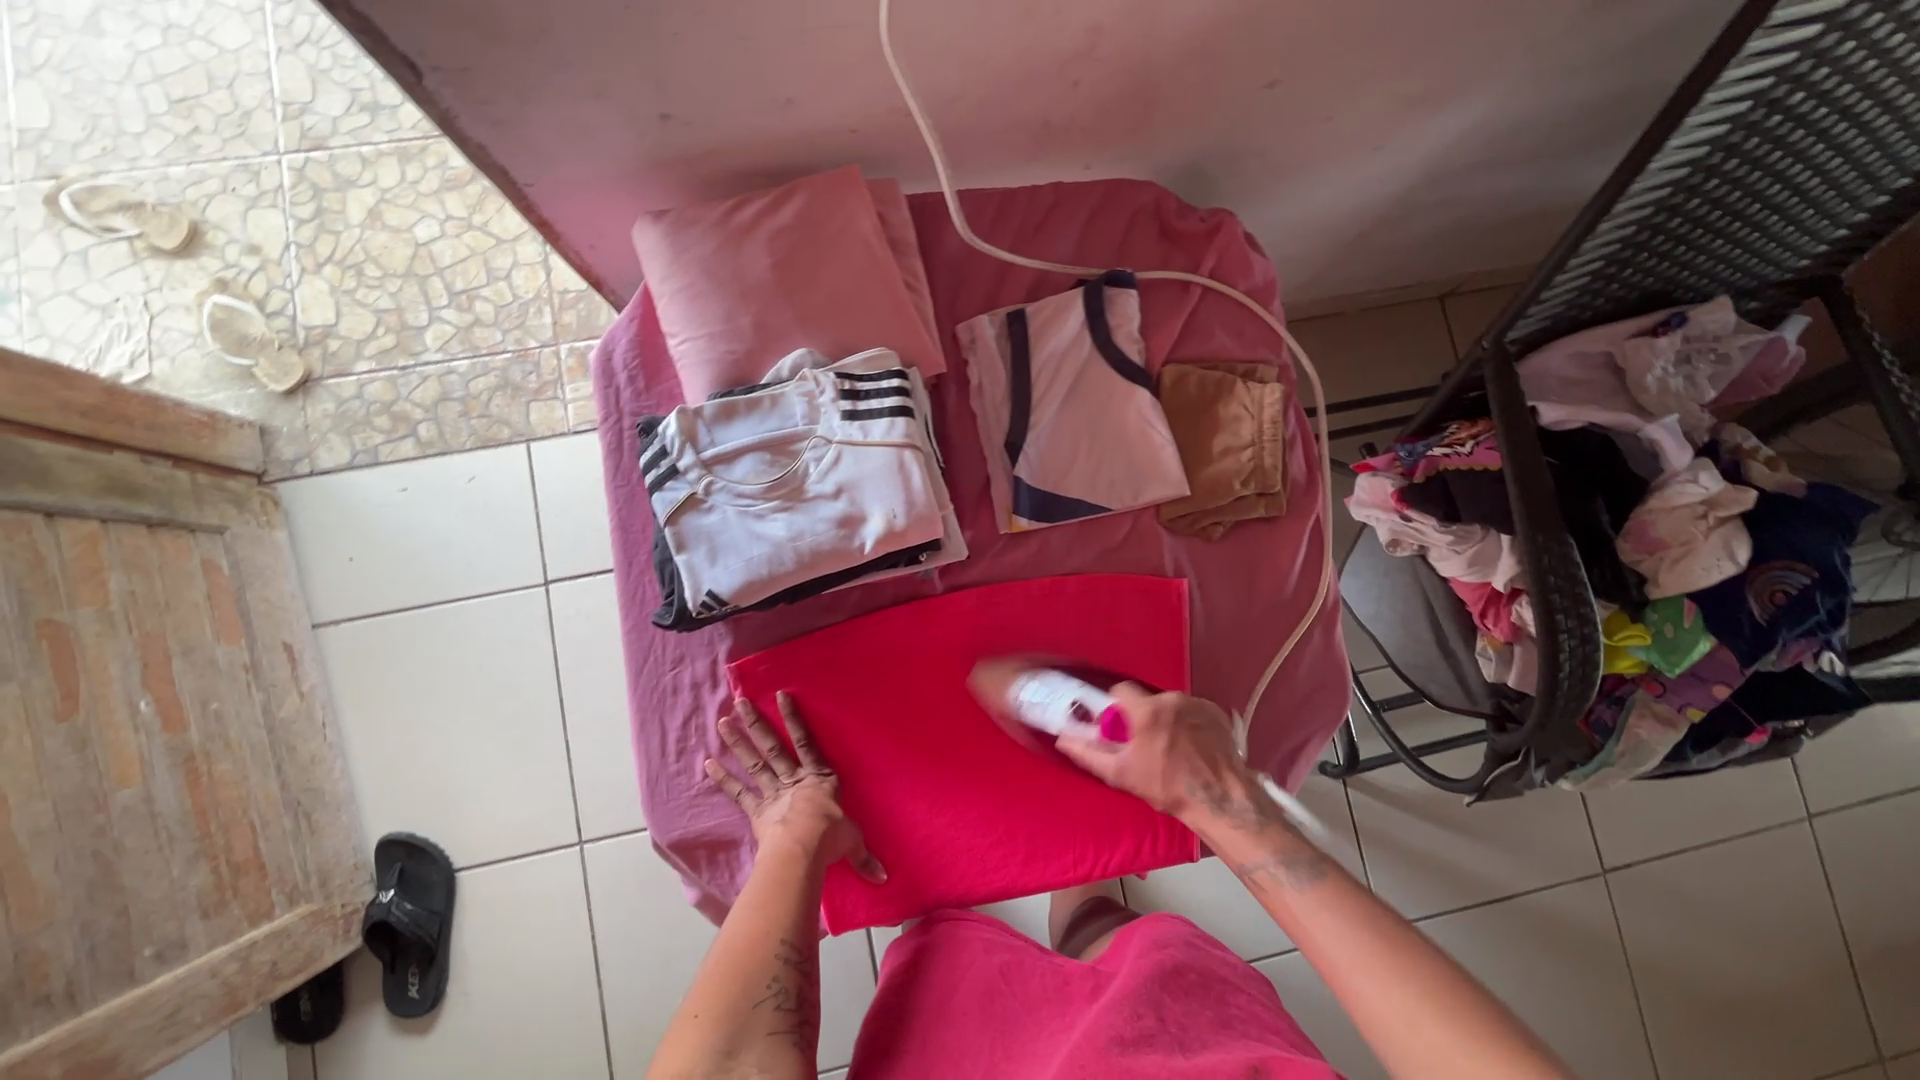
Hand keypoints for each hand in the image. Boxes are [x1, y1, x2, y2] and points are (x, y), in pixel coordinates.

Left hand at [705, 693, 886, 883]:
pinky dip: (723, 779)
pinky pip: (738, 793)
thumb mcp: (853, 842)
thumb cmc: (831, 838)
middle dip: (756, 723)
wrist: (804, 850)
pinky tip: (707, 763)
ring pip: (753, 762)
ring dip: (737, 742)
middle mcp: (794, 781)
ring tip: (721, 722)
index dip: (793, 719)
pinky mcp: (757, 812)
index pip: (806, 742)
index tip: (780, 696)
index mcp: (819, 780)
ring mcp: (773, 794)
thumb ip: (863, 857)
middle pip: (772, 746)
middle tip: (739, 702)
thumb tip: (883, 878)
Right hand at [1055, 683, 1278, 828]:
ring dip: (1167, 721)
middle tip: (1146, 746)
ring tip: (1173, 751)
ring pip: (1171, 706)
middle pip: (1148, 701)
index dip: (1115, 707)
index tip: (1118, 727)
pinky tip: (1193, 748)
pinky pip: (1194, 712)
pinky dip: (1190, 725)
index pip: (1121, 690)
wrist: (1222, 800)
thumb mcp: (1122, 775)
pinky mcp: (1218, 713)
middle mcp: (1173, 700)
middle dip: (1143, 719)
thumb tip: (1062, 740)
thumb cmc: (1168, 787)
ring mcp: (1199, 704)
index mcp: (1148, 711)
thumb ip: (1089, 755)